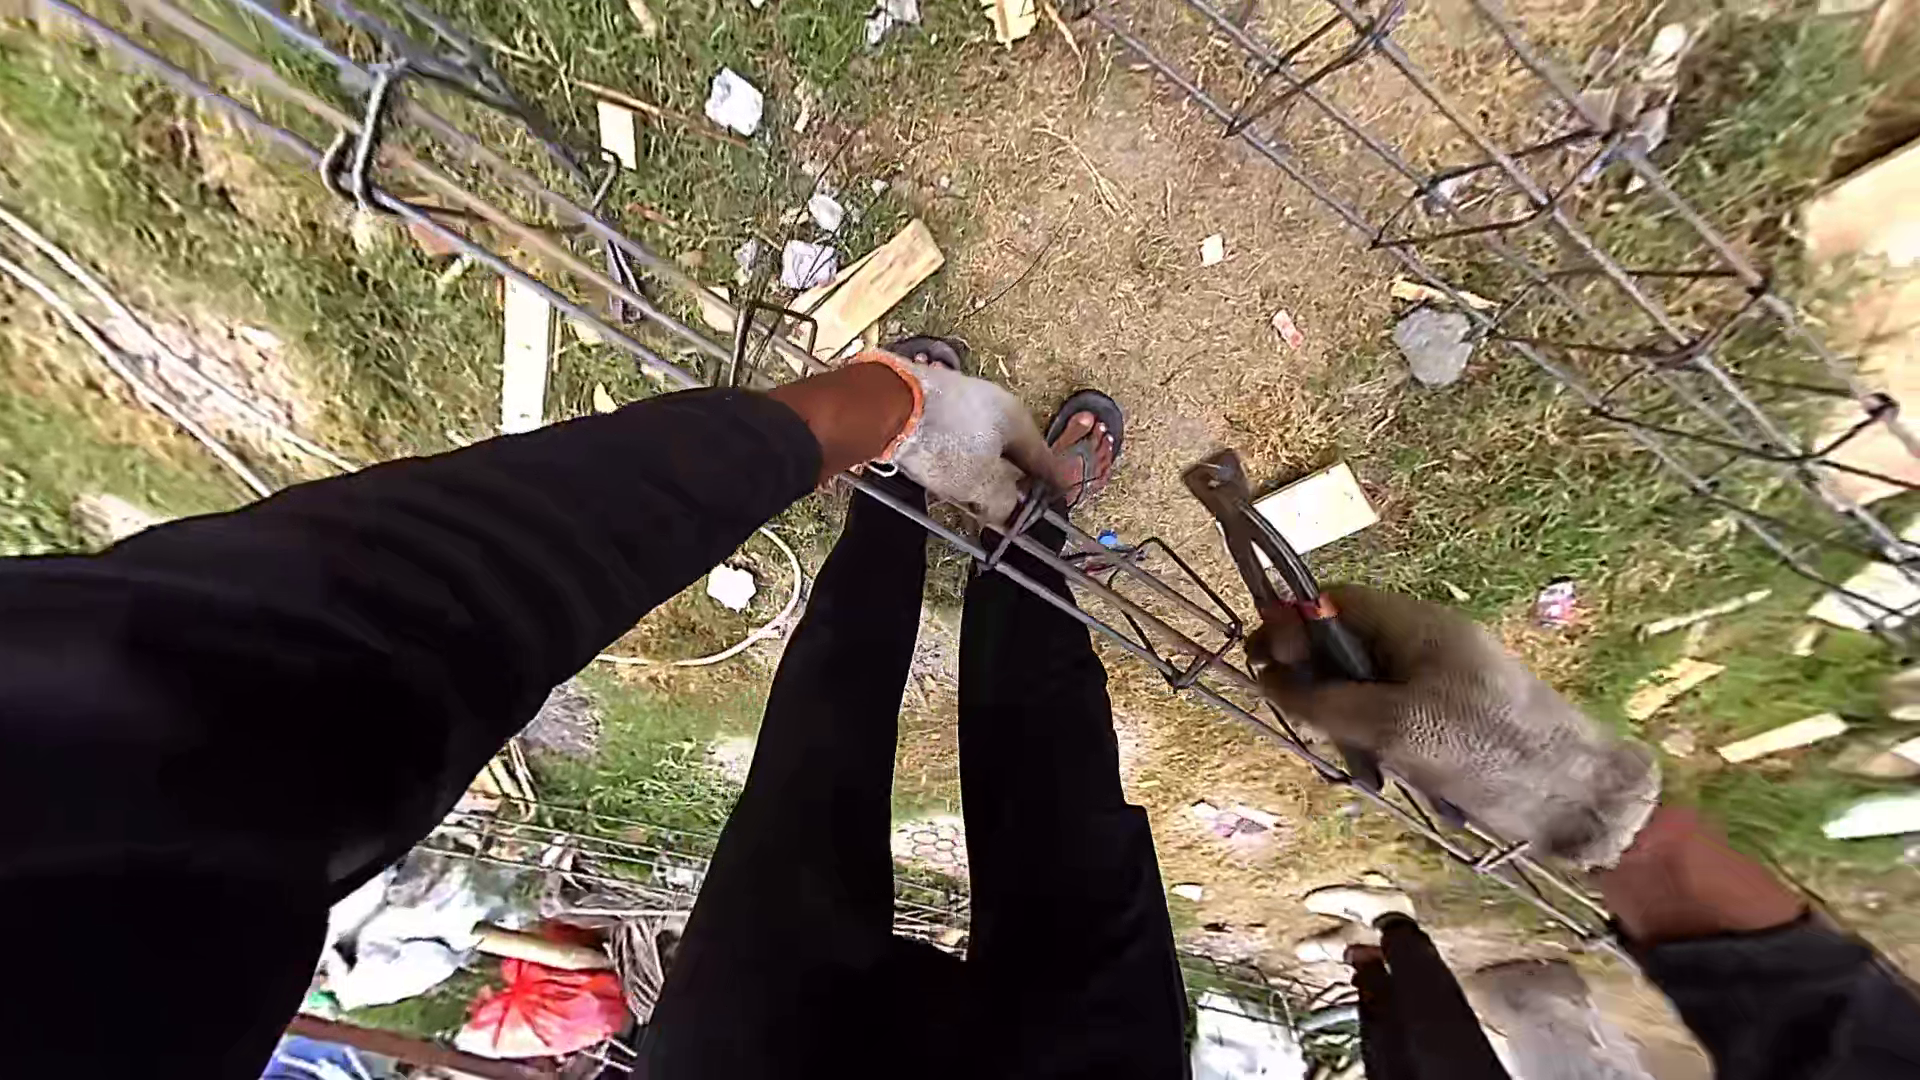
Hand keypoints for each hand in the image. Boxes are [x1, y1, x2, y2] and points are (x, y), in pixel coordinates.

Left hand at [875, 356, 1058, 523]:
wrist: (886, 404)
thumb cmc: (942, 444)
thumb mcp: (978, 483)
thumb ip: (1003, 501)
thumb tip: (1010, 513)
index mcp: (1017, 419)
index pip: (1044, 459)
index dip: (1050, 485)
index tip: (1056, 502)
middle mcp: (996, 403)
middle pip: (1014, 450)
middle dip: (1014, 480)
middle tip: (1012, 507)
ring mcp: (965, 399)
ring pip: (985, 444)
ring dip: (985, 471)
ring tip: (977, 497)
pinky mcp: (936, 402)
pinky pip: (960, 438)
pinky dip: (962, 460)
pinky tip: (950, 475)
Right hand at [1246, 585, 1659, 867]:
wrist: (1591, 807)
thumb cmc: (1490, 752)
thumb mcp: (1394, 726)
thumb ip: (1321, 699)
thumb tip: (1266, 679)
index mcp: (1414, 623)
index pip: (1328, 601)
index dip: (1288, 624)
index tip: (1267, 664)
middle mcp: (1421, 638)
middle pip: (1337, 639)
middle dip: (1312, 674)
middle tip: (1305, 716)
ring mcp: (1435, 672)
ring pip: (1357, 677)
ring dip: (1339, 709)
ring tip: (1351, 749)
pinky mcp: (1446, 705)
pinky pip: (1383, 703)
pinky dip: (1368, 728)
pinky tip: (1378, 760)